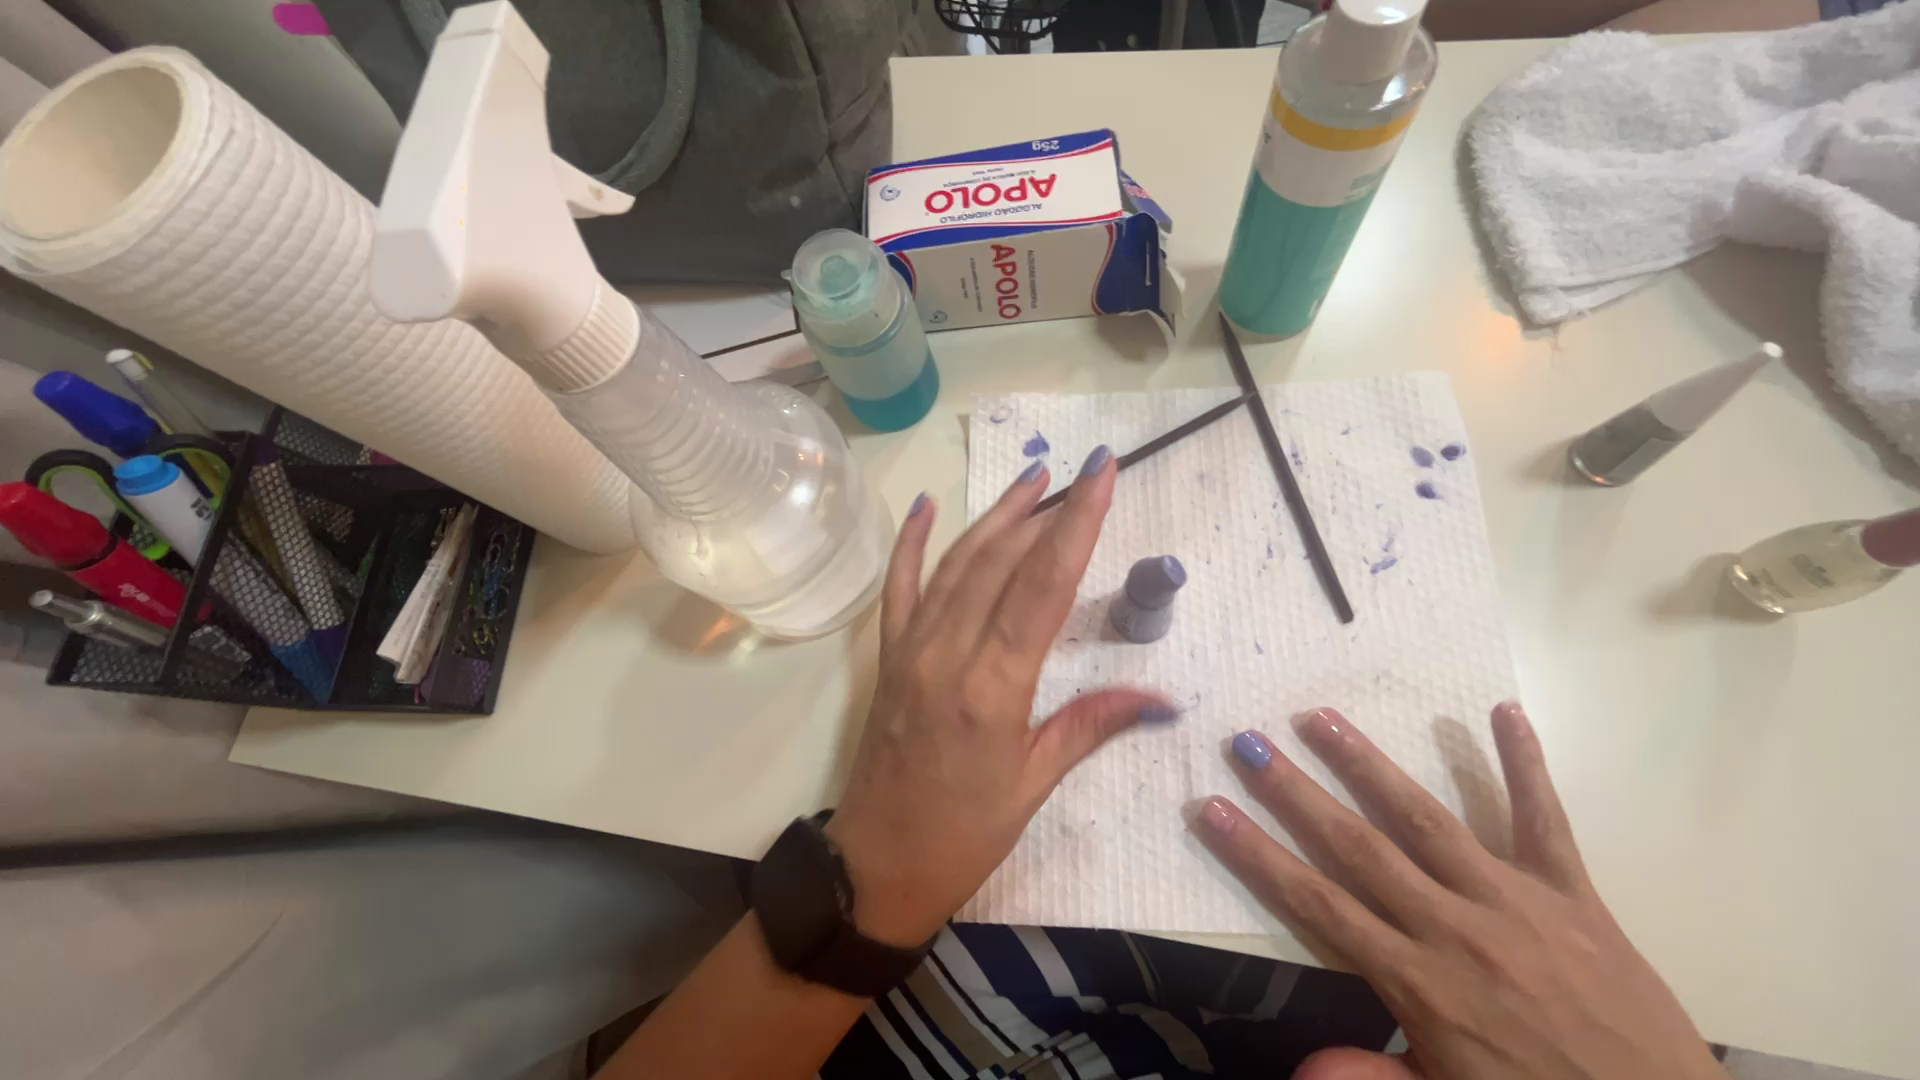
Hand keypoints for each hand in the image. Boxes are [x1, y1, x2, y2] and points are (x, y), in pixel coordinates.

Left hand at [826, 448, 1177, 946]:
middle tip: (1082, 469)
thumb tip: (1162, 698)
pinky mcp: (888, 658)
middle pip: (1001, 562)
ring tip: (1032, 477)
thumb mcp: (1034, 785)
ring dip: (995, 517)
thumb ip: (1091, 726)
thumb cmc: (963, 836)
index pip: (1043, 586)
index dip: (1077, 524)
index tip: (1103, 474)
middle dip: (1046, 509)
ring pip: (956, 565)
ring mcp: (910, 651)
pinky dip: (912, 544)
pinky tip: (926, 506)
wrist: (876, 868)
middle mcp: (947, 655)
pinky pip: (899, 589)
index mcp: (993, 688)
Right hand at [1194, 704, 1726, 1079]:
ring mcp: (1514, 902)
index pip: (1317, 903)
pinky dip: (1525, 765)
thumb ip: (1369, 1077)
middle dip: (1295, 792)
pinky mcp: (1574, 895)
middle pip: (1357, 846)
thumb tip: (1301, 1062)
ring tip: (1322, 716)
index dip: (1258, 854)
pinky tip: (1503, 710)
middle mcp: (1454, 928)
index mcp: (1417, 981)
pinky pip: (1545, 822)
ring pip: (1427, 819)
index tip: (1212, 808)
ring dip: (1369, 764)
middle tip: (1249, 742)